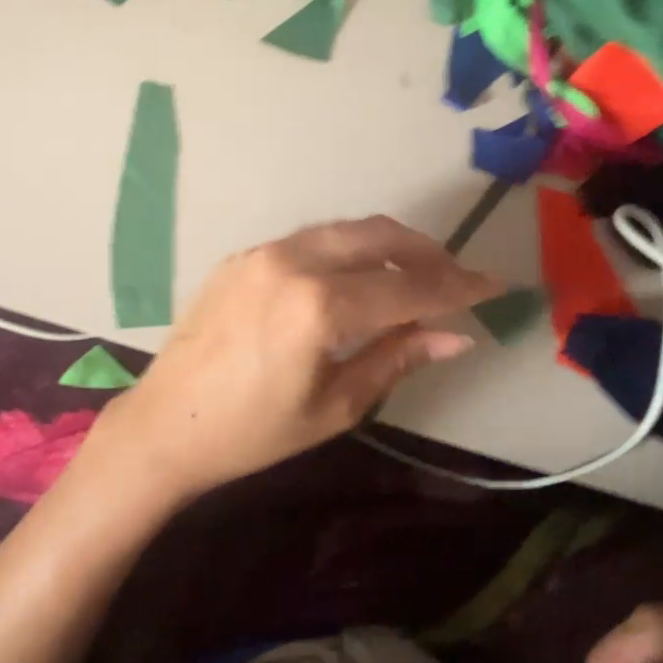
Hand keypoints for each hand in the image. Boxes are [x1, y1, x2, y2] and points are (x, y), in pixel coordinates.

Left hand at [84, 215, 502, 502]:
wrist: (167, 424)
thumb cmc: (253, 432)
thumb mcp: (335, 407)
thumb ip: (396, 359)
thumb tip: (455, 336)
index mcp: (318, 305)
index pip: (408, 287)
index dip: (458, 288)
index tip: (496, 287)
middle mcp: (290, 261)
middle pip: (379, 237)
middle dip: (427, 254)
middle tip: (457, 282)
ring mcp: (260, 253)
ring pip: (343, 231)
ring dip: (387, 247)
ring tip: (417, 278)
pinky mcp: (240, 257)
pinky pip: (308, 240)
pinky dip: (346, 251)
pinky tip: (359, 279)